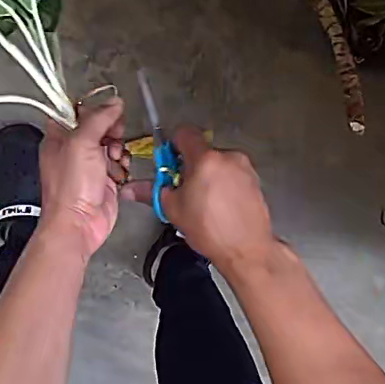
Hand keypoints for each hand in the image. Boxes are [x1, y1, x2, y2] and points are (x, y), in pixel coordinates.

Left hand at [40, 97, 128, 256]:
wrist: (79, 223)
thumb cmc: (69, 188)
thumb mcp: (82, 142)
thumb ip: (98, 118)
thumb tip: (114, 102)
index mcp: (59, 137)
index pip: (76, 111)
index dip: (92, 109)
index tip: (105, 111)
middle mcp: (73, 150)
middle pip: (99, 127)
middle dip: (111, 131)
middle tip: (113, 136)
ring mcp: (89, 165)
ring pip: (112, 144)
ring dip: (118, 149)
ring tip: (114, 158)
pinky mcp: (104, 180)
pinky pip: (119, 164)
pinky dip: (122, 166)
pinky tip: (118, 172)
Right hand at [127, 126, 278, 268]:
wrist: (247, 250)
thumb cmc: (208, 229)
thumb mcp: (173, 209)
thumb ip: (151, 191)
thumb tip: (129, 189)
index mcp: (204, 159)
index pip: (185, 133)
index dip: (174, 144)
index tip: (171, 163)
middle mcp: (227, 156)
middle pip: (202, 151)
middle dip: (191, 165)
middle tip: (185, 189)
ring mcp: (244, 167)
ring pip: (218, 163)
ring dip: (208, 174)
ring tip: (204, 201)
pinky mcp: (255, 180)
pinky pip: (232, 173)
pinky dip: (224, 183)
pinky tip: (221, 205)